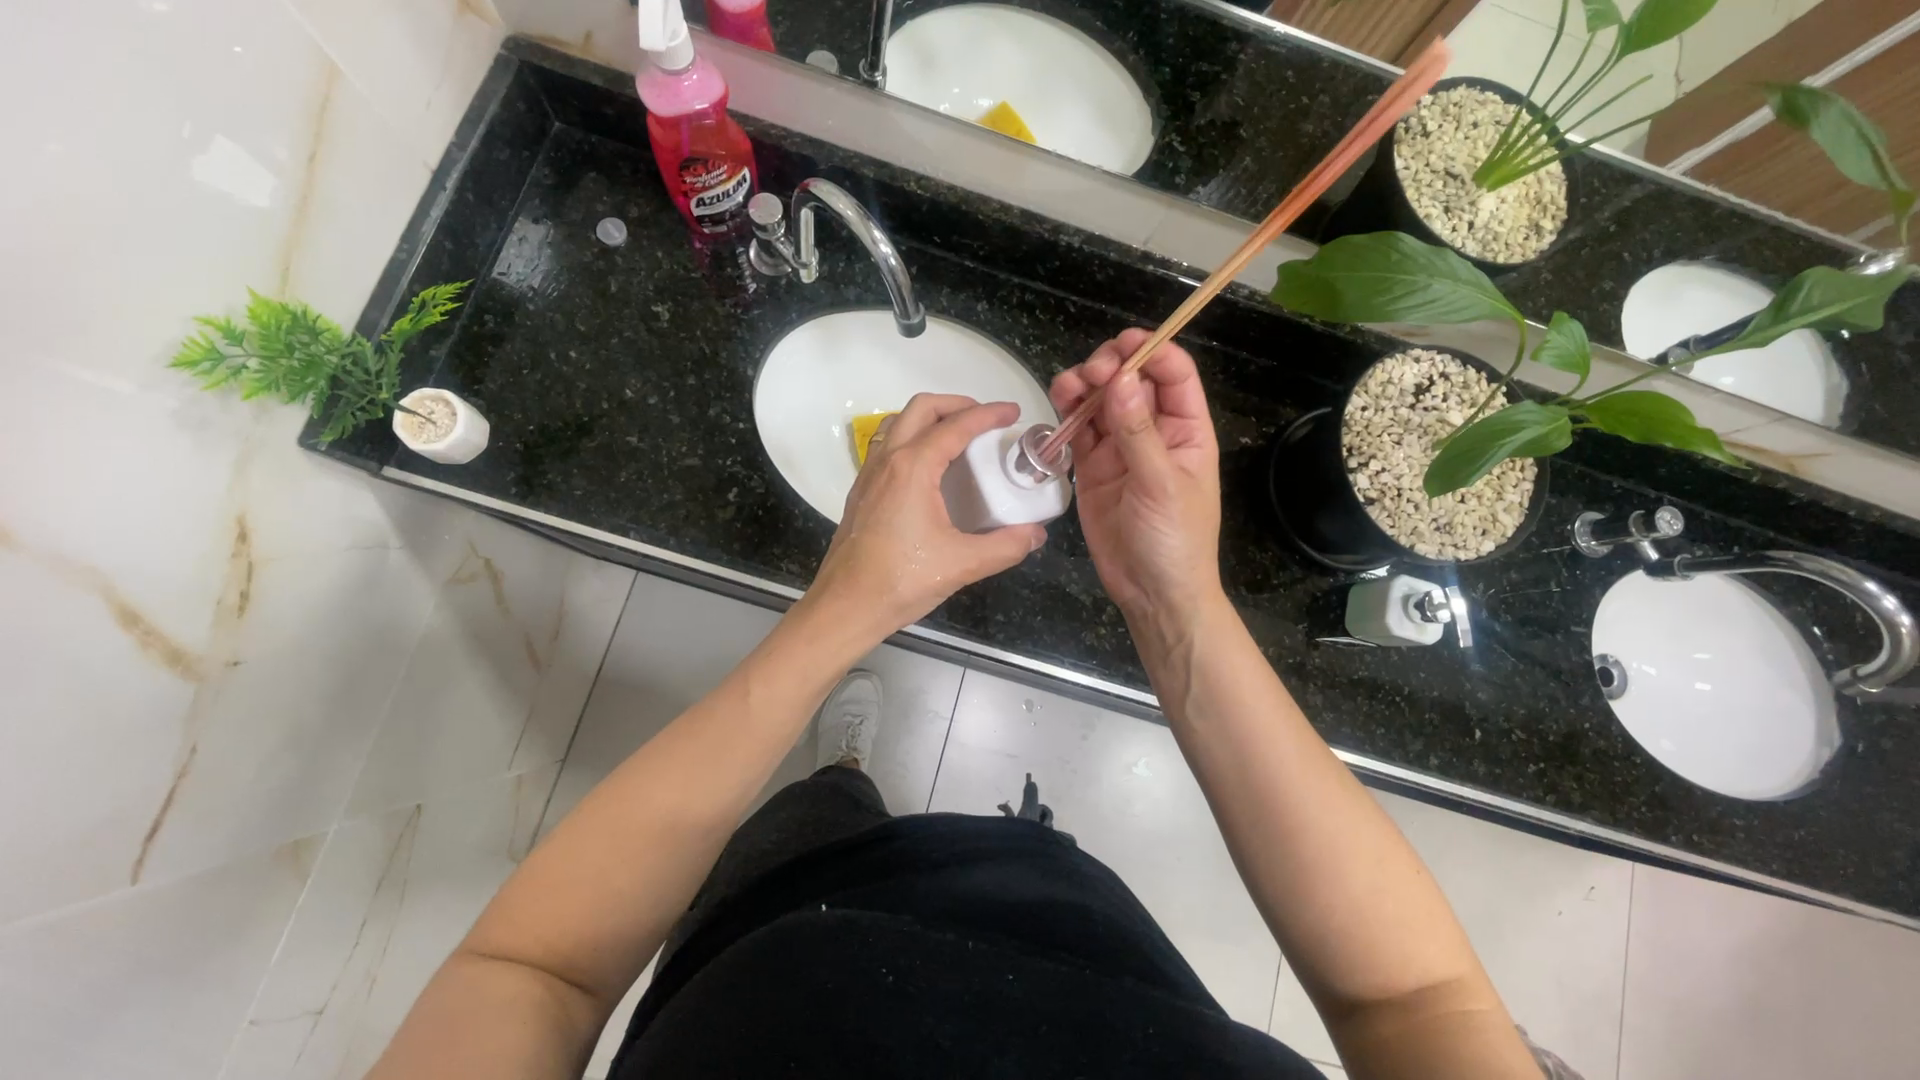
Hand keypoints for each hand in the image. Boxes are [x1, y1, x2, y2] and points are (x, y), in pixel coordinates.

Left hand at [808, 393, 1046, 644]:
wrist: (846, 606)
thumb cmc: (901, 582)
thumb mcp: (962, 565)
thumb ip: (1006, 546)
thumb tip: (1036, 534)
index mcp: (912, 469)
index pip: (955, 426)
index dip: (988, 415)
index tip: (1012, 413)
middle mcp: (887, 461)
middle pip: (921, 409)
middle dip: (956, 404)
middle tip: (985, 419)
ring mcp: (869, 475)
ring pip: (899, 424)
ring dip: (930, 419)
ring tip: (959, 437)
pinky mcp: (861, 492)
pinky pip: (888, 447)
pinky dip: (913, 439)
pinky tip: (931, 469)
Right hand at [1050, 329, 1222, 626]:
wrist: (1152, 593)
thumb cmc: (1174, 540)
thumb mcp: (1162, 484)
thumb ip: (1137, 431)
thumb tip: (1120, 378)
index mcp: (1186, 430)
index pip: (1173, 375)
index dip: (1151, 352)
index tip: (1124, 345)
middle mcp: (1152, 431)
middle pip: (1130, 380)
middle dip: (1110, 367)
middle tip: (1092, 375)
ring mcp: (1119, 448)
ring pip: (1098, 401)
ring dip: (1082, 386)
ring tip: (1068, 388)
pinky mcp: (1091, 467)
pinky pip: (1077, 430)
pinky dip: (1066, 415)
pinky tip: (1058, 408)